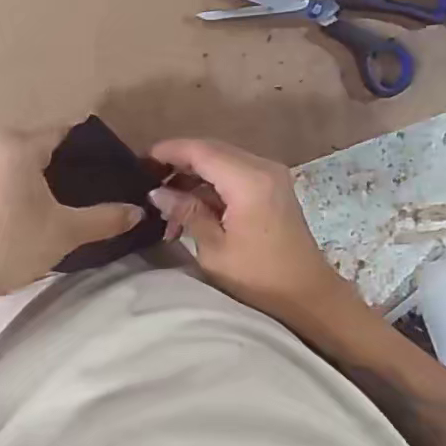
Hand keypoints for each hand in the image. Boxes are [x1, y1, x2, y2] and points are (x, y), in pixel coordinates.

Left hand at [0, 127, 143, 307]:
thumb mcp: (64, 233)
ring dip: (53, 182)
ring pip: (29, 165)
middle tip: (104, 196)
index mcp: (19, 144)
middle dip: (77, 170)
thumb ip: (105, 218)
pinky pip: (11, 177)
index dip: (98, 155)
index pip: (70, 135)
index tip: (119, 177)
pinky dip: (31, 190)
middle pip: (49, 148)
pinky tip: (45, 213)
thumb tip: (138, 211)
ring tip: (79, 207)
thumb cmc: (8, 245)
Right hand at [147, 138, 353, 324]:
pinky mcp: (272, 189)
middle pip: (212, 151)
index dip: (168, 152)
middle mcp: (263, 168)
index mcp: (249, 181)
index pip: (201, 151)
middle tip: (146, 181)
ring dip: (192, 177)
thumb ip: (187, 213)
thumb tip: (157, 193)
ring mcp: (270, 177)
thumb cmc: (258, 277)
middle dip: (178, 163)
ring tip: (164, 204)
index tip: (139, 161)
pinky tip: (189, 208)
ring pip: (222, 162)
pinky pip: (234, 175)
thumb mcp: (214, 248)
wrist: (306, 295)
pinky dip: (210, 186)